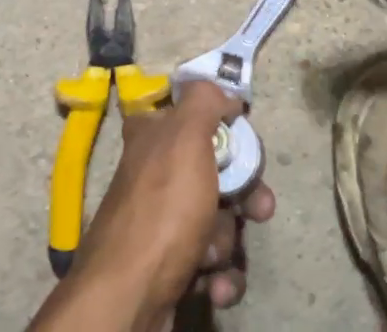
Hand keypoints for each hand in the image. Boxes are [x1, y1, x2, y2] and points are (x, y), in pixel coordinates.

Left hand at [29, 83, 275, 331]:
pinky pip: (212, 265)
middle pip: (217, 175)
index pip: (195, 119)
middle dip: (244, 197)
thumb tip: (223, 92)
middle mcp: (155, 176)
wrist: (129, 294)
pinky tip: (213, 285)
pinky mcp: (170, 267)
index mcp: (153, 137)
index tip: (246, 146)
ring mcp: (162, 224)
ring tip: (213, 256)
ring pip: (219, 222)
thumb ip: (205, 101)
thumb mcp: (185, 137)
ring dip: (228, 242)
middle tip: (258, 210)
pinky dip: (220, 276)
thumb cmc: (162, 207)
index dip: (226, 132)